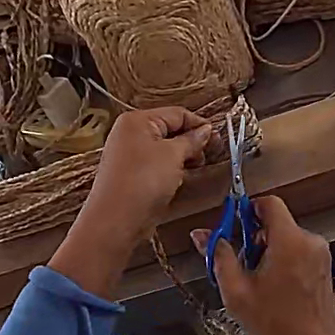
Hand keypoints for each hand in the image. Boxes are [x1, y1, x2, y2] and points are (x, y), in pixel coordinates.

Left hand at [49, 107, 212, 297]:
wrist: (116, 220)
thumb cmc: (141, 183)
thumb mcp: (174, 155)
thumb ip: (192, 140)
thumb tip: (205, 131)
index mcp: (138, 121)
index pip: (177, 114)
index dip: (200, 125)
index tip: (218, 138)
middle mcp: (130, 134)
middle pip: (170, 130)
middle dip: (192, 141)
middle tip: (209, 155)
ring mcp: (129, 155)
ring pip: (164, 148)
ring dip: (183, 156)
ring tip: (196, 168)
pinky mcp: (131, 174)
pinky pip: (156, 164)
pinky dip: (171, 168)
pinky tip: (180, 179)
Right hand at [197, 196, 334, 334]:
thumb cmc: (276, 324)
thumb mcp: (236, 291)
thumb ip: (219, 256)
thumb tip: (200, 234)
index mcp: (289, 240)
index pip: (269, 203)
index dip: (248, 209)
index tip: (233, 226)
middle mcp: (309, 240)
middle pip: (276, 222)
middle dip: (254, 237)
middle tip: (241, 263)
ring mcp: (320, 253)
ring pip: (286, 238)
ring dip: (268, 250)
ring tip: (257, 281)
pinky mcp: (324, 266)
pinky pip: (298, 250)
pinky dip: (283, 260)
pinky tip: (274, 286)